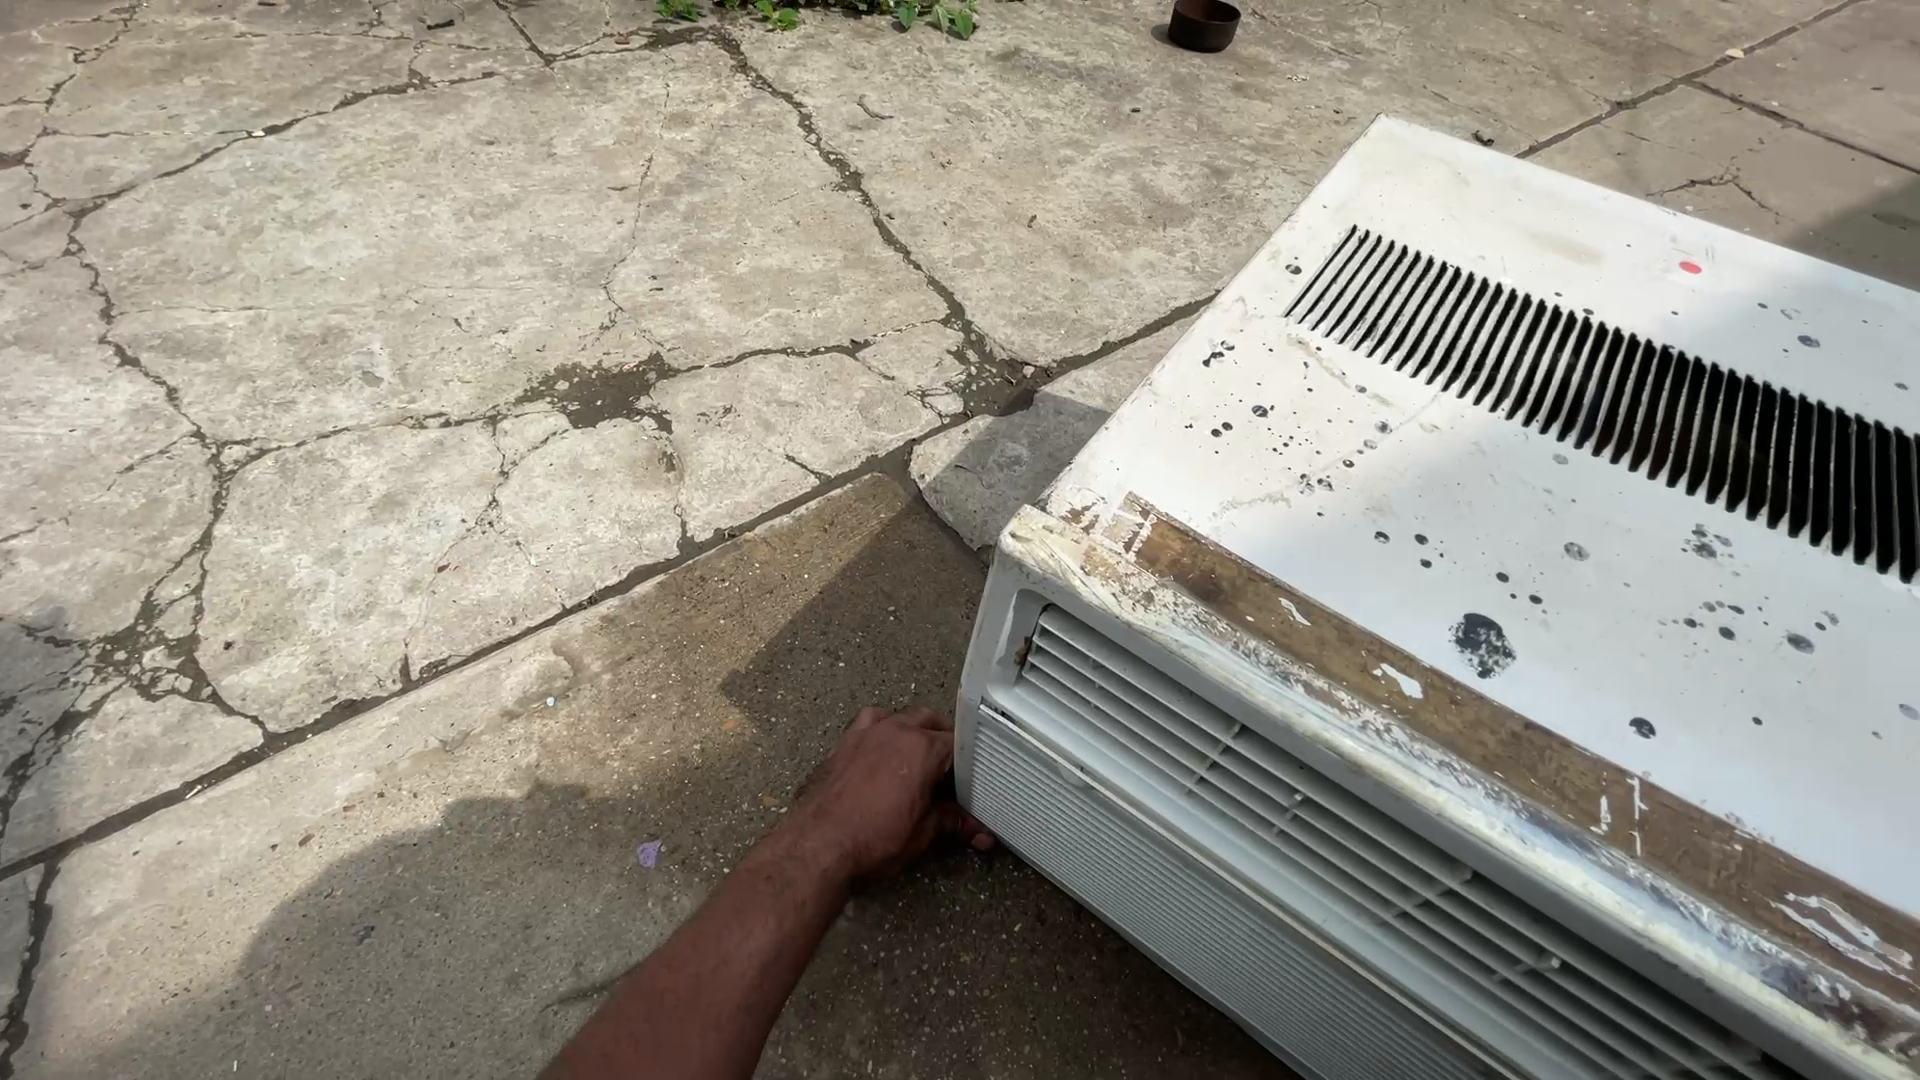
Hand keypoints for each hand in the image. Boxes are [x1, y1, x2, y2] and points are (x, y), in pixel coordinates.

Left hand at [779, 705, 993, 884]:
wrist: (819, 845)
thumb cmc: (870, 839)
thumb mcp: (922, 834)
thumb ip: (952, 822)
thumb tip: (979, 831)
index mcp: (923, 749)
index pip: (959, 744)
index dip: (969, 763)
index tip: (970, 780)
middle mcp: (897, 731)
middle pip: (932, 721)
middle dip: (944, 740)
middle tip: (949, 769)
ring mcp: (870, 732)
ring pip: (902, 716)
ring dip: (915, 729)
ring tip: (919, 755)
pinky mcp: (847, 740)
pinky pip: (871, 720)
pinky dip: (881, 727)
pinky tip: (882, 745)